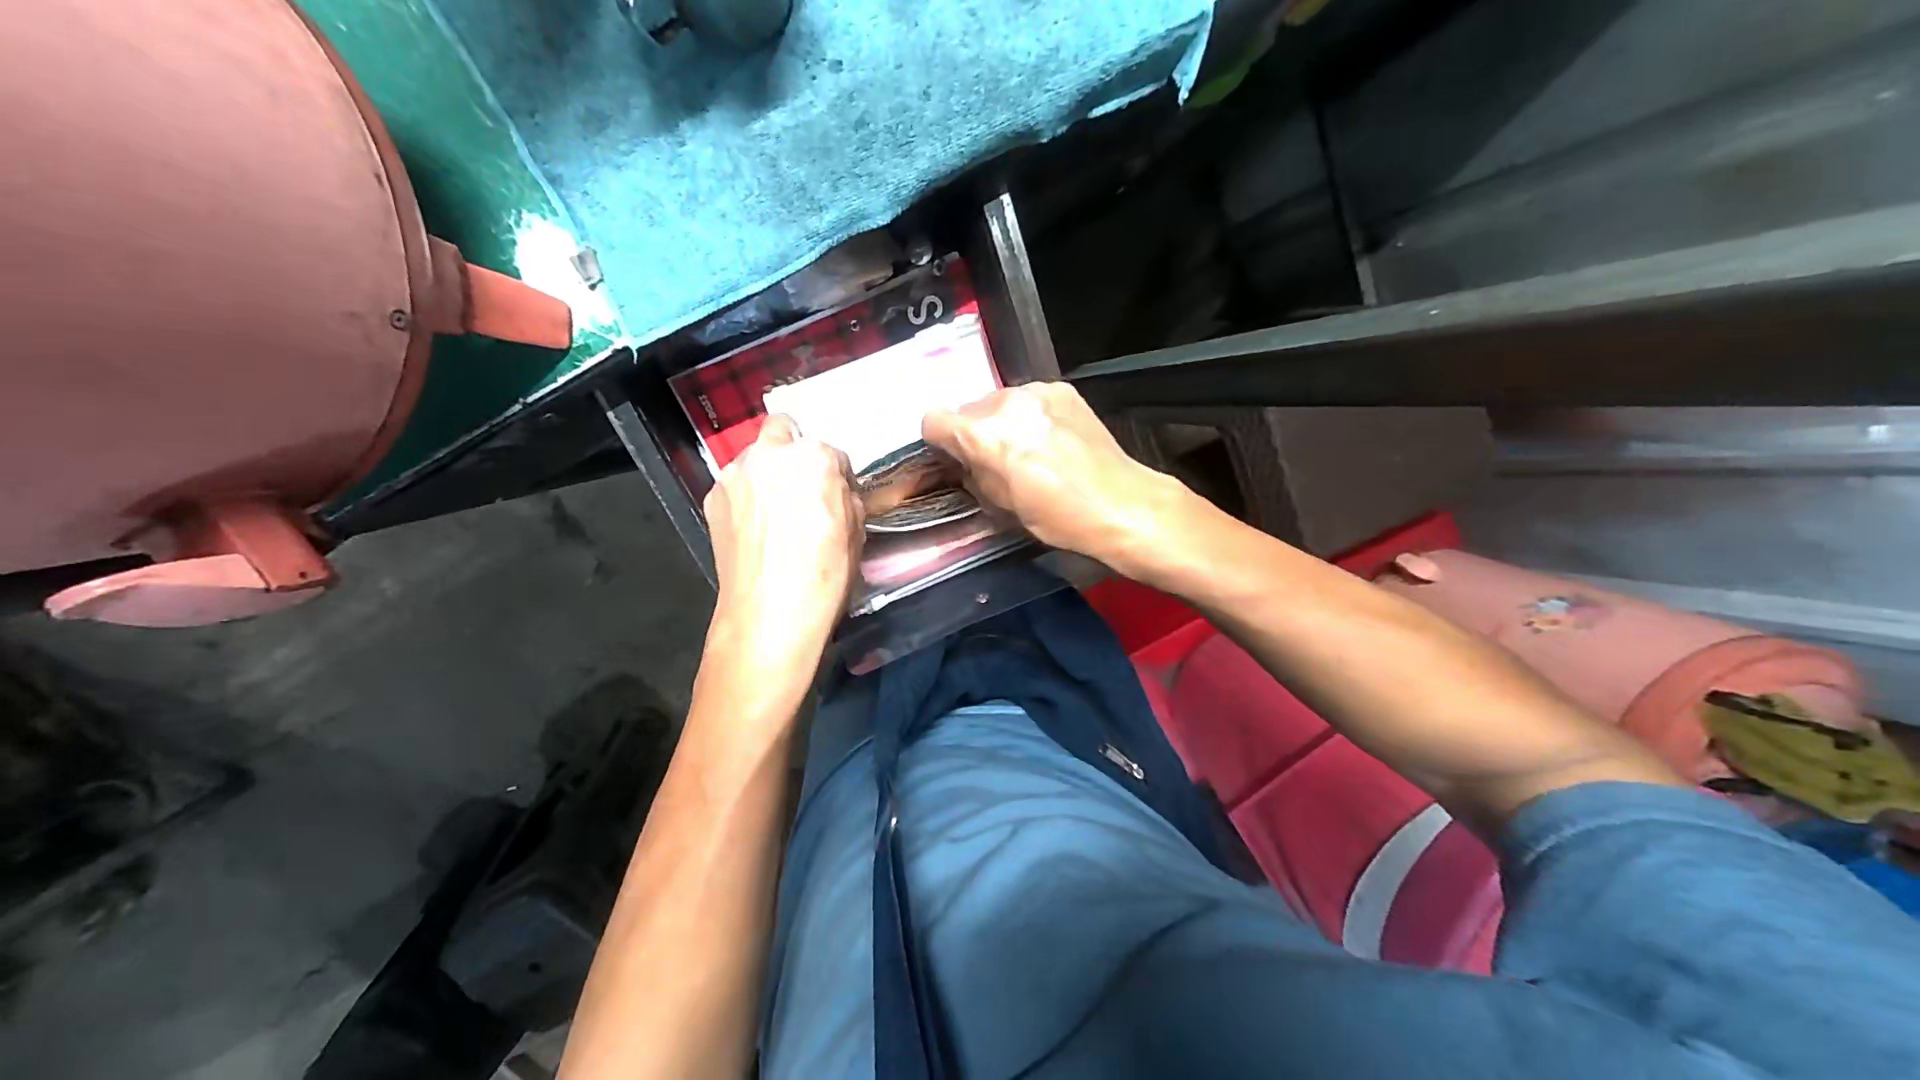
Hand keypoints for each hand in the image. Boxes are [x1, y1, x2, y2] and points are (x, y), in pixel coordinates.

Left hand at [703, 416, 862, 660]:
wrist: (771, 611)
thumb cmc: (822, 573)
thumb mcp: (857, 529)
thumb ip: (844, 493)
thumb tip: (833, 488)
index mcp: (814, 457)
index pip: (830, 450)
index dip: (834, 473)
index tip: (834, 494)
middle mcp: (770, 455)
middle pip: (782, 431)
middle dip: (792, 451)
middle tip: (801, 486)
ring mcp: (736, 475)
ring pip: (754, 457)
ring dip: (766, 474)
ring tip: (776, 514)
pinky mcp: (713, 498)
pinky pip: (736, 485)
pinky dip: (746, 498)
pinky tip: (757, 530)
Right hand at [922, 383, 1192, 569]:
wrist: (1119, 504)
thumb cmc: (1058, 517)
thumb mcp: (1001, 506)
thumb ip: (974, 474)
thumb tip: (965, 462)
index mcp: (984, 435)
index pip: (934, 420)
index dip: (939, 441)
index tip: (952, 456)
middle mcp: (1006, 403)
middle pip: (969, 410)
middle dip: (975, 433)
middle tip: (995, 461)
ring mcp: (1037, 392)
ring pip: (1000, 403)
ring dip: (1004, 423)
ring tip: (1029, 451)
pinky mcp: (1062, 390)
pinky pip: (1031, 399)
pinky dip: (1032, 416)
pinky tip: (1052, 440)